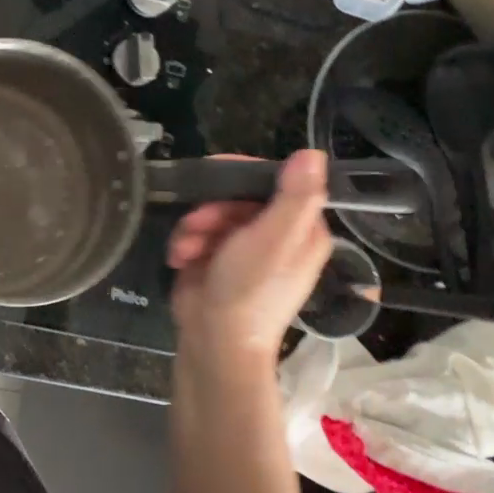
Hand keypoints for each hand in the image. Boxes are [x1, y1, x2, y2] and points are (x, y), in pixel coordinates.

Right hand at [167, 151, 332, 377]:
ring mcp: (241, 251)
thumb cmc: (249, 289)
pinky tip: (180, 259)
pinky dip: (184, 244)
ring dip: (193, 228)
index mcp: (301, 230)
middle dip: (210, 209)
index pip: (276, 183)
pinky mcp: (212, 262)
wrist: (214, 340)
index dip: (243, 175)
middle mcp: (275, 237)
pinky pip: (195, 236)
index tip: (215, 172)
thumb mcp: (276, 238)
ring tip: (187, 249)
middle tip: (198, 224)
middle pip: (236, 198)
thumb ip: (295, 196)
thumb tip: (312, 153)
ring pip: (210, 215)